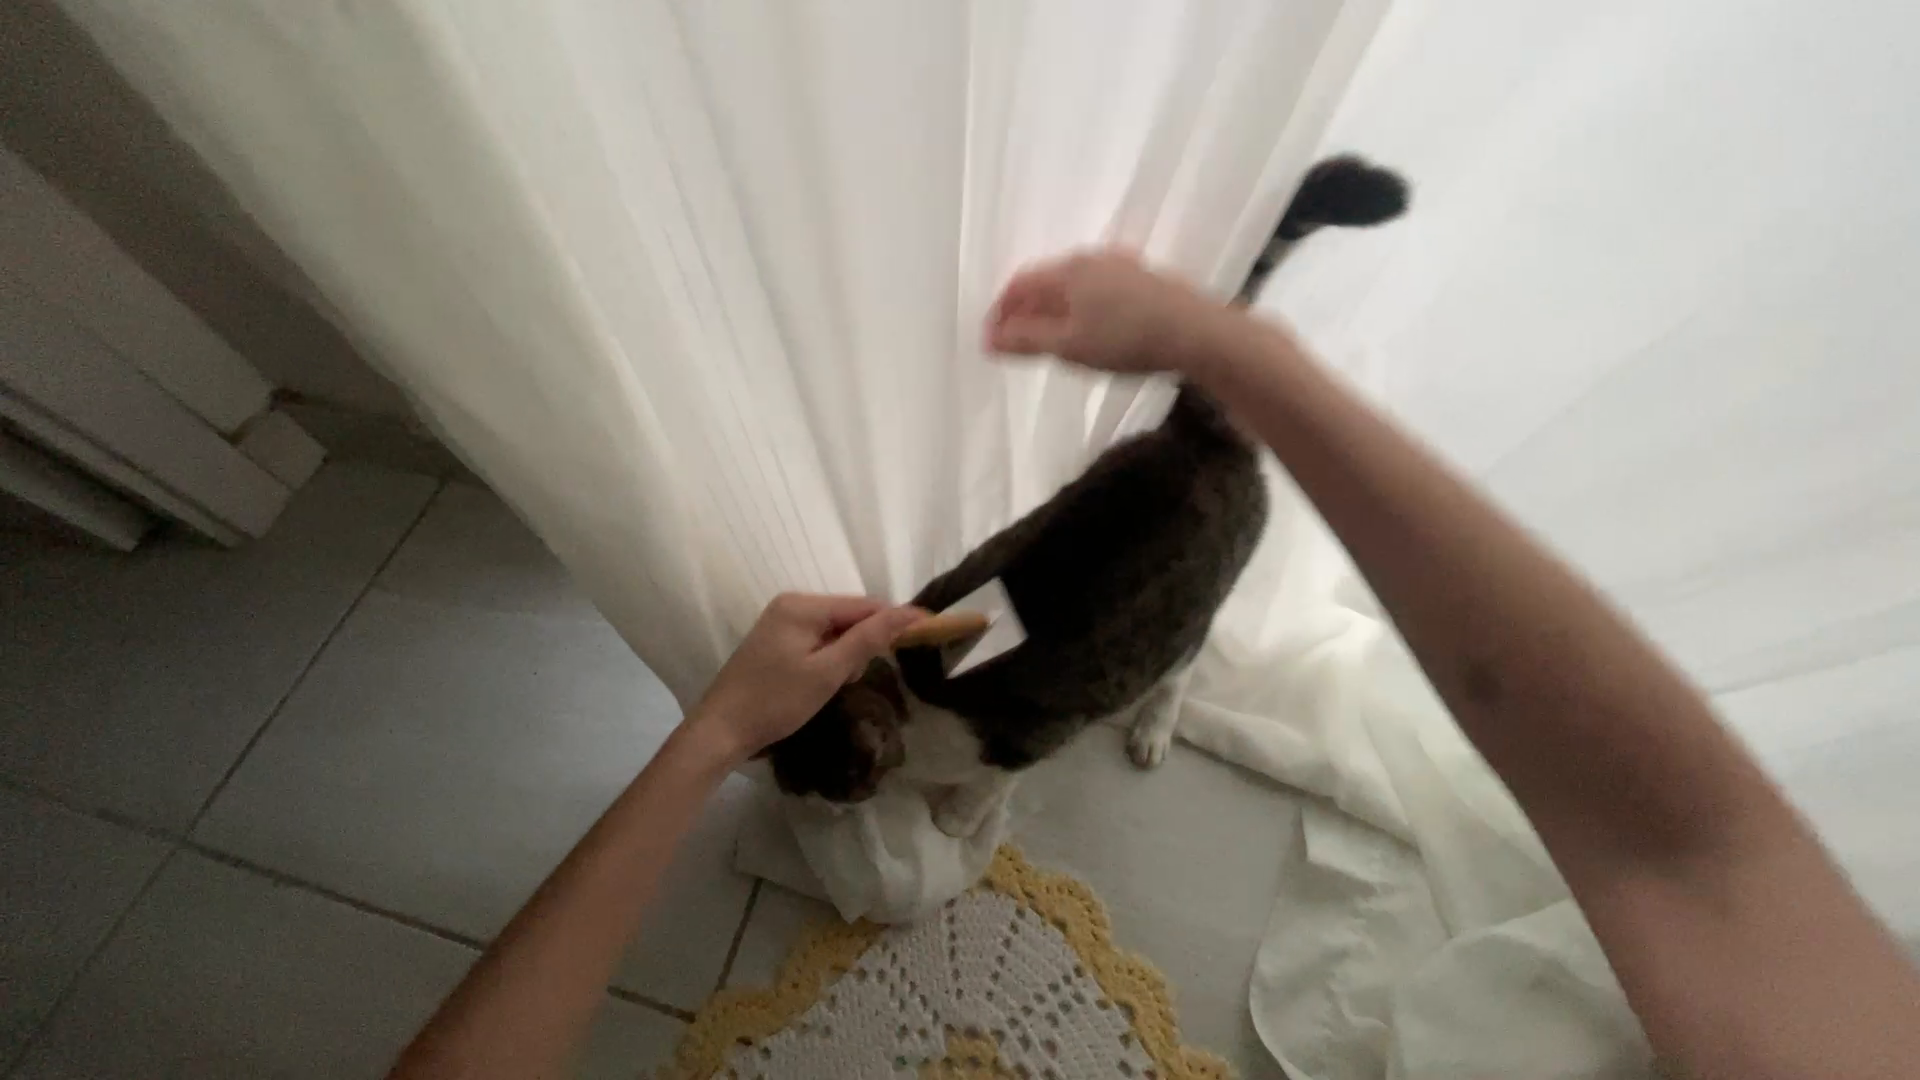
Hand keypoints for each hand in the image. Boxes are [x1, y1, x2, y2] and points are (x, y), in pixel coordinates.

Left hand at [683, 594, 922, 765]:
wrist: (719, 732)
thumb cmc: (775, 702)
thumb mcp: (827, 672)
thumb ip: (867, 640)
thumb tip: (907, 613)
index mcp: (803, 605)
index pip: (864, 605)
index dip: (896, 619)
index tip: (929, 629)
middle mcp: (791, 604)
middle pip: (849, 616)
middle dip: (862, 644)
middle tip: (855, 678)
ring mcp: (780, 621)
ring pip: (835, 630)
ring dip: (845, 655)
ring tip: (832, 685)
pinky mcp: (775, 641)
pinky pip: (817, 640)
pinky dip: (828, 659)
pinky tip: (817, 683)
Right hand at [984, 250, 1225, 374]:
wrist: (1196, 332)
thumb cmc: (1125, 339)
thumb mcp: (1069, 346)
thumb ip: (1026, 341)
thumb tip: (989, 339)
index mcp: (1068, 271)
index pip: (1020, 283)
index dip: (1000, 311)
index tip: (991, 340)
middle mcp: (1091, 259)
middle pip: (1046, 281)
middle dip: (1025, 310)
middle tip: (1015, 341)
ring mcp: (1121, 266)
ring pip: (1073, 285)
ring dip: (1052, 310)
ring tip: (1048, 339)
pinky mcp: (1143, 280)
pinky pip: (1096, 290)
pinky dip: (1078, 308)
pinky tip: (1088, 330)